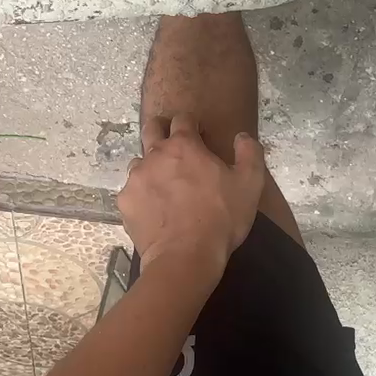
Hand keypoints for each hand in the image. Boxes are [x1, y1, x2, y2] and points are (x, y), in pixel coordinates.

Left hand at [117, 115, 267, 280]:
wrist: (185, 257)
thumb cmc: (221, 217)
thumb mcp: (250, 183)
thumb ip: (249, 152)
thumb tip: (241, 136)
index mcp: (184, 145)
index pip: (183, 118)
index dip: (191, 123)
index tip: (199, 133)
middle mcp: (155, 155)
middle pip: (151, 128)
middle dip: (161, 128)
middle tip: (173, 143)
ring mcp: (136, 178)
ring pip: (139, 161)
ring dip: (151, 166)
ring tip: (164, 185)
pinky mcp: (125, 202)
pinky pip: (132, 190)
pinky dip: (142, 195)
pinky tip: (154, 210)